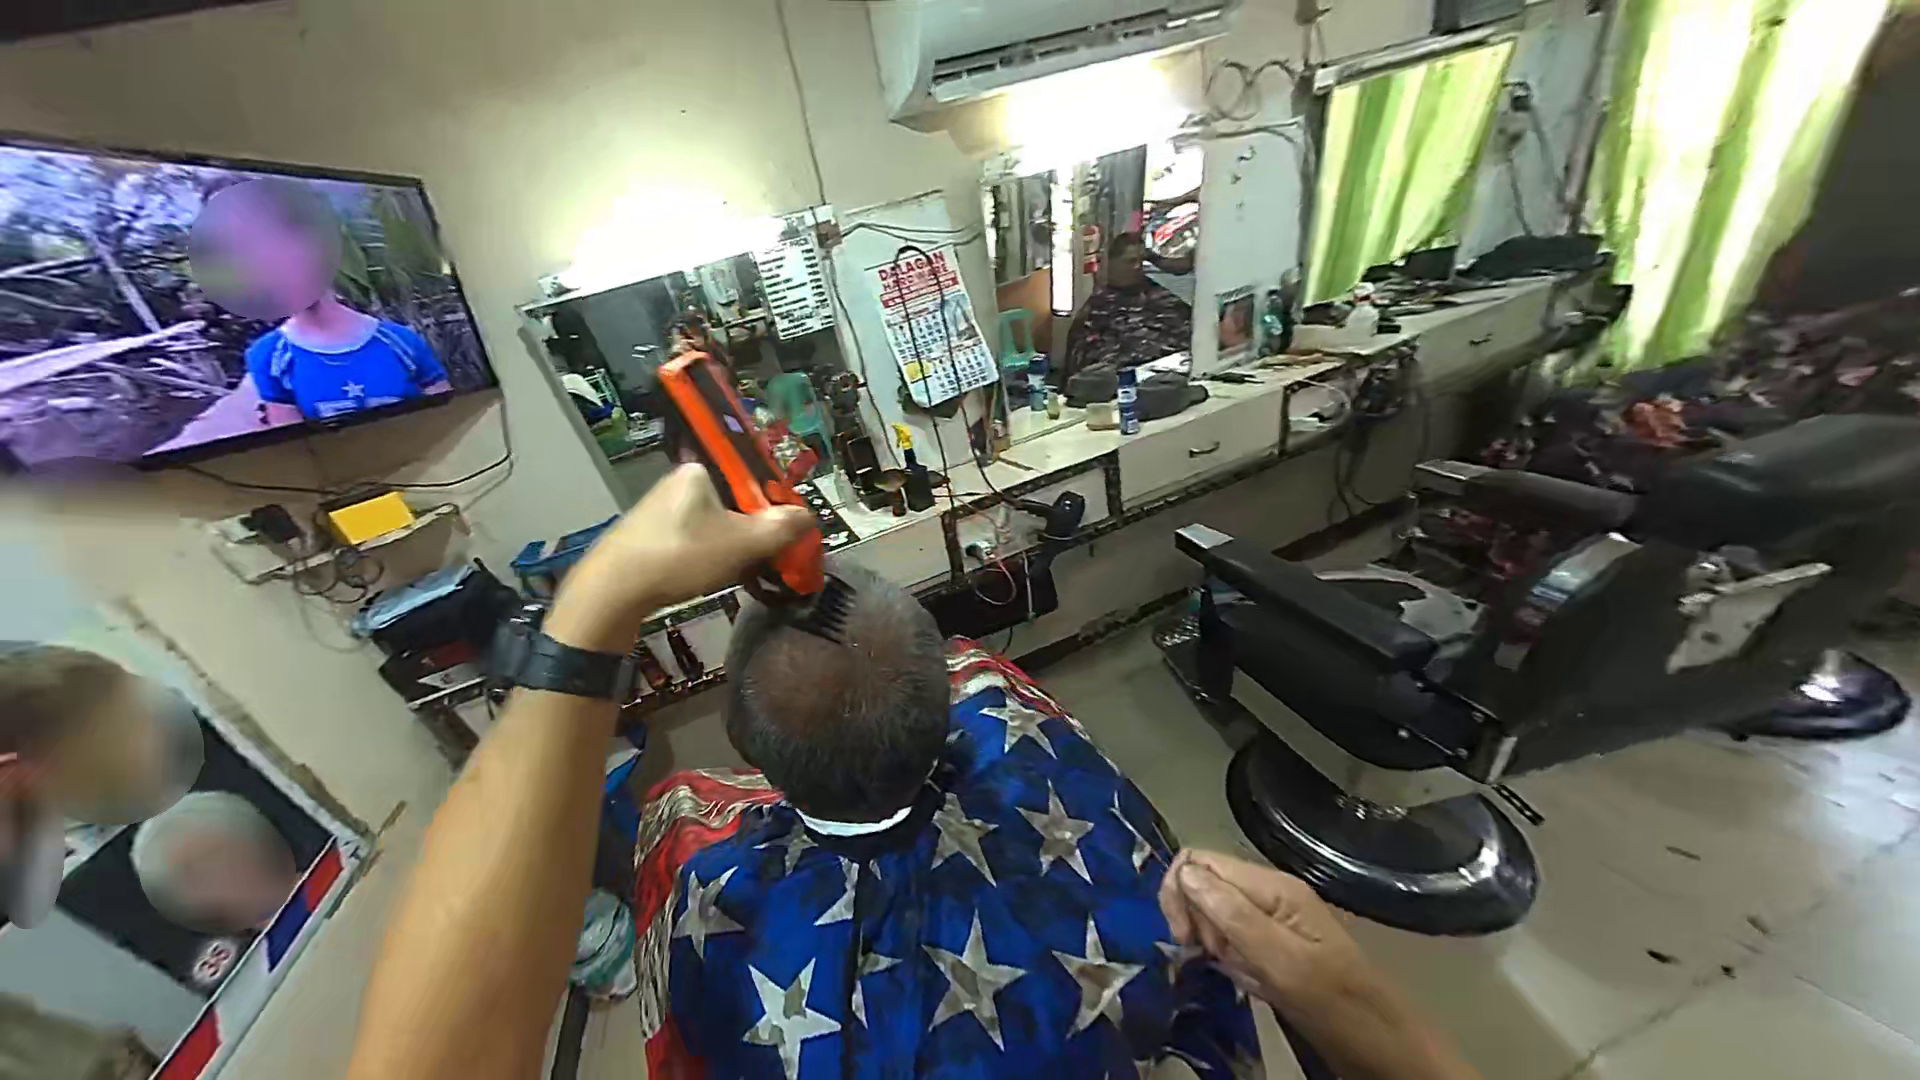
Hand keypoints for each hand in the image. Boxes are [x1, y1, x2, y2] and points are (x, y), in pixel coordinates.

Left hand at [547, 464, 812, 651]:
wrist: (612, 592)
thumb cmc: (682, 555)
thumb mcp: (745, 542)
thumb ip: (783, 527)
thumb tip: (809, 516)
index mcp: (699, 471)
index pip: (751, 477)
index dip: (774, 504)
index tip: (785, 531)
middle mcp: (678, 482)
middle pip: (736, 503)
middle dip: (755, 530)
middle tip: (768, 557)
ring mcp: (660, 509)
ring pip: (716, 524)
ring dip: (735, 546)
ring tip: (744, 572)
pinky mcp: (648, 535)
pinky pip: (695, 539)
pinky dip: (711, 555)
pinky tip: (714, 577)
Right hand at [1159, 849, 1373, 1012]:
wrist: (1392, 1054)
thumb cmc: (1340, 1006)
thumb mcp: (1285, 964)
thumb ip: (1233, 915)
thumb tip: (1185, 874)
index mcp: (1271, 885)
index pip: (1200, 861)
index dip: (1179, 891)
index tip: (1183, 937)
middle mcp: (1267, 891)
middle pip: (1202, 881)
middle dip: (1193, 917)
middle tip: (1206, 955)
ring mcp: (1270, 917)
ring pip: (1212, 909)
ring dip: (1209, 940)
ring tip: (1232, 970)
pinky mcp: (1272, 942)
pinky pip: (1230, 935)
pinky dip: (1225, 954)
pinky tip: (1242, 977)